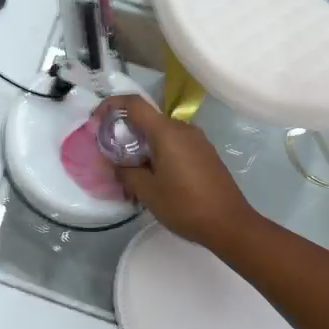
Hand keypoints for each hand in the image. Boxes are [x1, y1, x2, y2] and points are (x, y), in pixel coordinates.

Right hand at [96, 95, 256, 250]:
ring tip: (135, 175)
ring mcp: (198, 140)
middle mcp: (183, 128)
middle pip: (147, 120)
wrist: (231, 225)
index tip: (97, 121)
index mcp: (166, 132)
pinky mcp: (206, 153)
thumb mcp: (148, 192)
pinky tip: (158, 180)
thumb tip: (117, 164)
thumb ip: (126, 173)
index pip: (134, 104)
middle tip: (114, 158)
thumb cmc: (186, 206)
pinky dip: (161, 154)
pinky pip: (176, 144)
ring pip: (162, 134)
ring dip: (144, 147)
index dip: (111, 105)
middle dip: (127, 134)